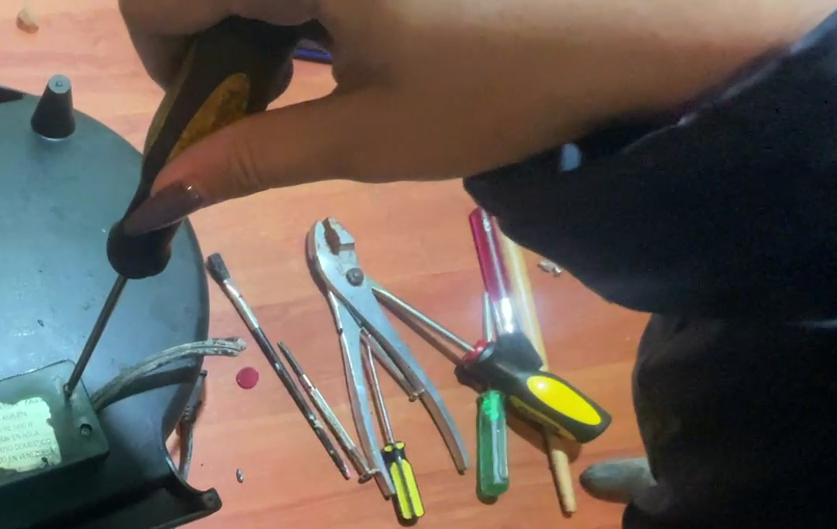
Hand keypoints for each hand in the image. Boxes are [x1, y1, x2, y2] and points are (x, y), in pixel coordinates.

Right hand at [119, 0, 836, 217]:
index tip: (211, 100)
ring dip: (261, 9)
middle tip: (270, 77)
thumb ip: (244, 158)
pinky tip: (359, 13)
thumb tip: (155, 202)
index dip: (163, 57)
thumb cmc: (509, 80)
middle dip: (210, 28)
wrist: (681, 10)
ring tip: (323, 44)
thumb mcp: (362, 134)